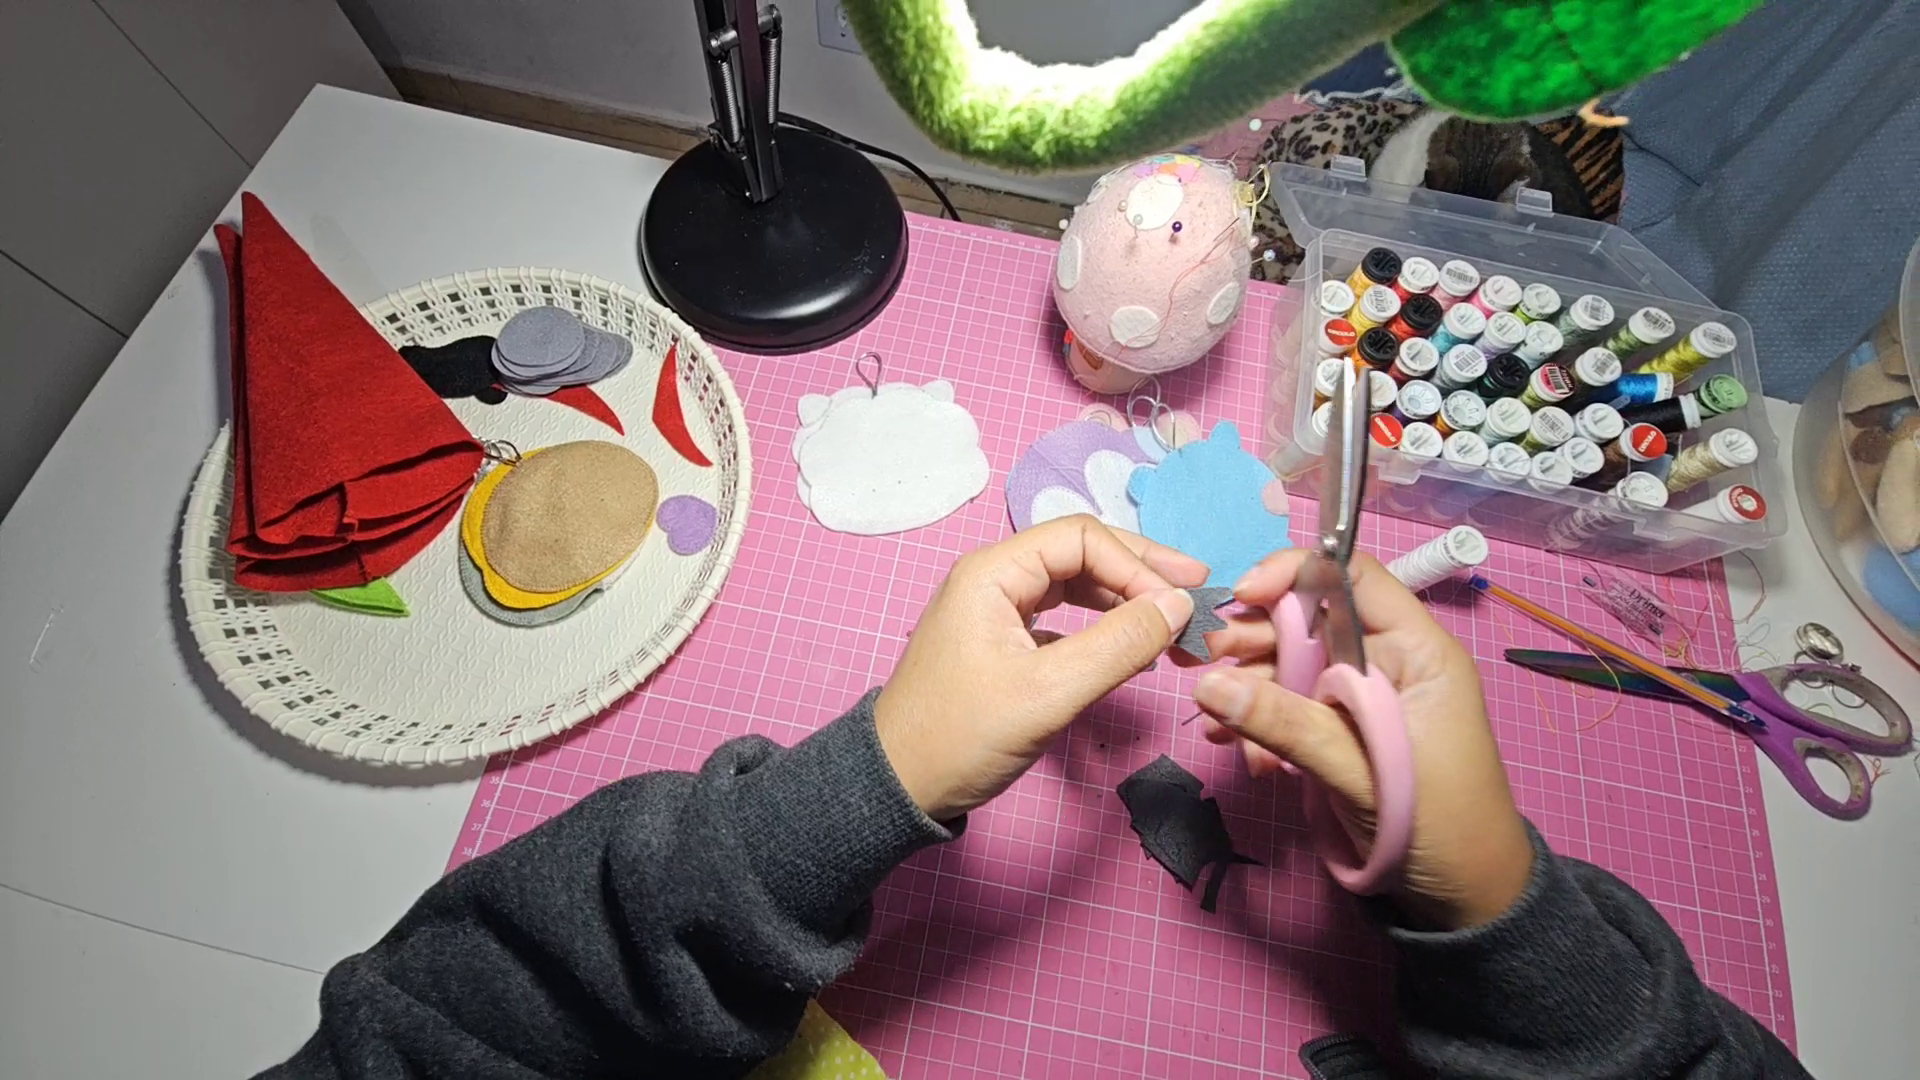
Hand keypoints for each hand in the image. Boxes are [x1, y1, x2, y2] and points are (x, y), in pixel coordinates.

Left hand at [876, 516, 1207, 820]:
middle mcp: (997, 578)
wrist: (901, 784)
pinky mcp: (1006, 640)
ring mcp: (1000, 608)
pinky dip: (1103, 627)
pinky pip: (1065, 617)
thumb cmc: (962, 735)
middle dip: (1140, 572)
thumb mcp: (1046, 692)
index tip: (1180, 605)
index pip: (1080, 538)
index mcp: (994, 572)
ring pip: (1076, 585)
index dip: (1136, 565)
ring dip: (1126, 600)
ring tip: (1175, 623)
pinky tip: (1134, 647)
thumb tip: (1177, 606)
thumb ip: (1116, 646)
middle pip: (1082, 553)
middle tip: (1198, 593)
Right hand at [1191, 549, 1533, 929]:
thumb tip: (1209, 685)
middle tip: (1201, 659)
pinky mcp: (1333, 721)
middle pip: (1304, 617)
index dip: (1293, 572)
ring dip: (1244, 686)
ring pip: (1285, 660)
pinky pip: (1282, 700)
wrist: (1462, 902)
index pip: (1349, 577)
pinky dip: (1253, 718)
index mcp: (1412, 650)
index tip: (1241, 597)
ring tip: (1213, 722)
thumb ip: (1286, 725)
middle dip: (1251, 637)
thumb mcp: (1358, 773)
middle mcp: (1380, 658)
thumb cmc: (1436, 828)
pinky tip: (1230, 744)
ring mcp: (1354, 690)